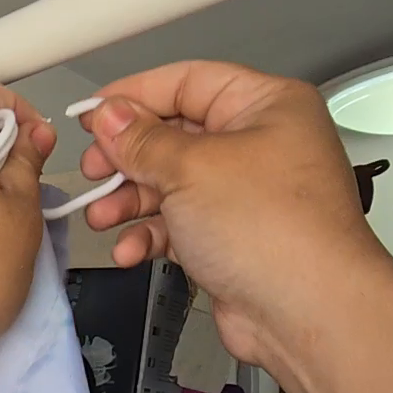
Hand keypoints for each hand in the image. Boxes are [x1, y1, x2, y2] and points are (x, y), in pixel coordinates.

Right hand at [75, 61, 392, 370]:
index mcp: (262, 107)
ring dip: (127, 203)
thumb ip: (142, 140)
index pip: (187, 83)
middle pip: (170, 138)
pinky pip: (174, 226)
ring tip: (102, 219)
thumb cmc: (271, 230)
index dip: (134, 96)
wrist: (303, 309)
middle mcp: (254, 145)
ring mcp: (239, 195)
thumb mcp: (191, 168)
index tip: (89, 115)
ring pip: (166, 186)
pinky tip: (130, 251)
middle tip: (92, 172)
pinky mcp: (225, 239)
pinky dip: (147, 236)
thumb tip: (109, 115)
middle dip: (125, 160)